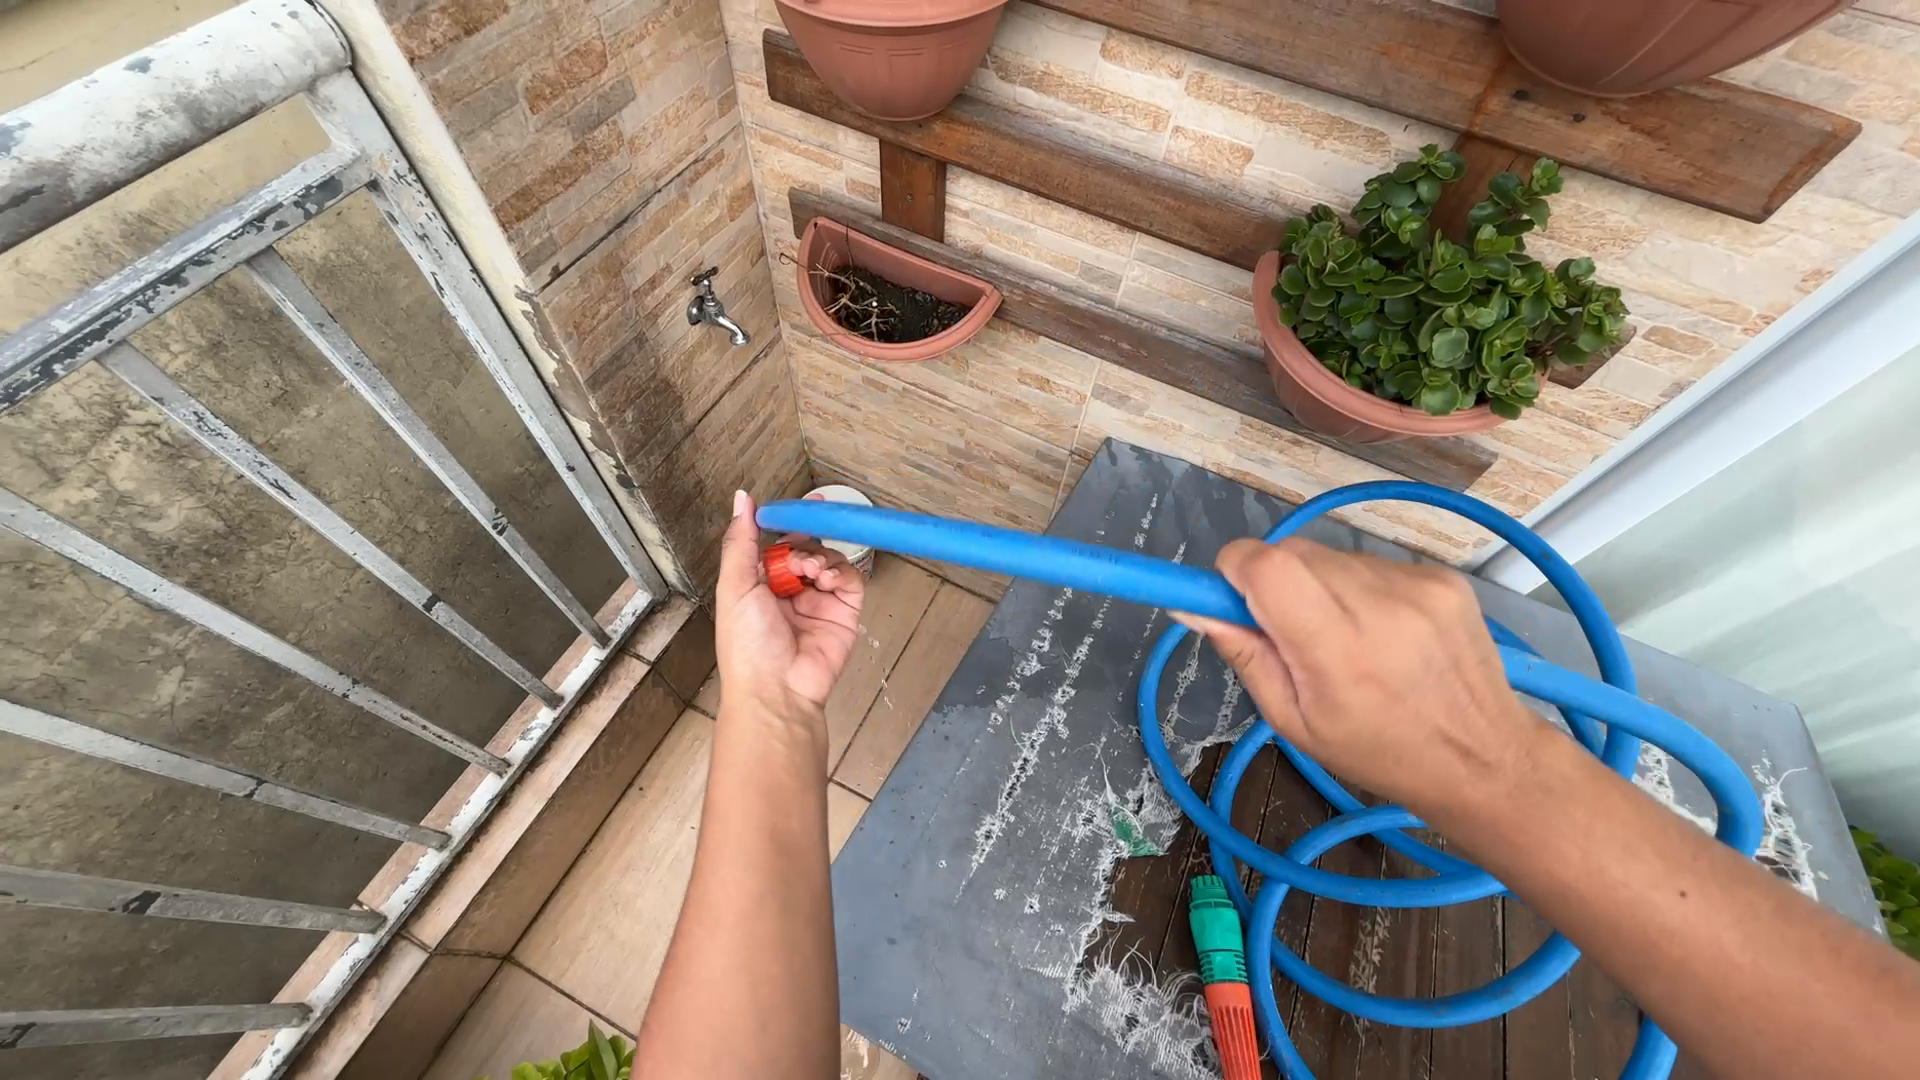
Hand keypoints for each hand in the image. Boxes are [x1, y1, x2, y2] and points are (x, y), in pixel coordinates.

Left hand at [715, 490, 864, 724]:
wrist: (776, 688)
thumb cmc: (746, 645)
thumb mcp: (735, 586)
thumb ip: (740, 541)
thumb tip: (742, 499)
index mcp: (760, 585)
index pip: (778, 545)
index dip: (790, 525)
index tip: (804, 506)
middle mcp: (791, 592)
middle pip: (807, 548)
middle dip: (806, 542)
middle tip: (799, 554)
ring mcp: (819, 602)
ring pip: (830, 560)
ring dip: (821, 557)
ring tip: (809, 571)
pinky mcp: (844, 613)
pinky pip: (851, 580)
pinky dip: (842, 572)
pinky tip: (826, 579)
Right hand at [1175, 536, 1540, 815]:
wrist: (1485, 759)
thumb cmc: (1374, 751)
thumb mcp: (1291, 721)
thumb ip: (1242, 654)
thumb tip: (1190, 605)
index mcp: (1336, 650)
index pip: (1266, 566)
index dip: (1235, 568)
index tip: (1230, 594)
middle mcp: (1379, 604)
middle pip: (1291, 552)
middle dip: (1271, 579)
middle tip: (1285, 627)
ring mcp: (1417, 585)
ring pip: (1327, 554)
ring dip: (1314, 583)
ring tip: (1340, 633)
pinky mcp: (1441, 576)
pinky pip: (1366, 561)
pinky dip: (1354, 586)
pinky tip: (1377, 627)